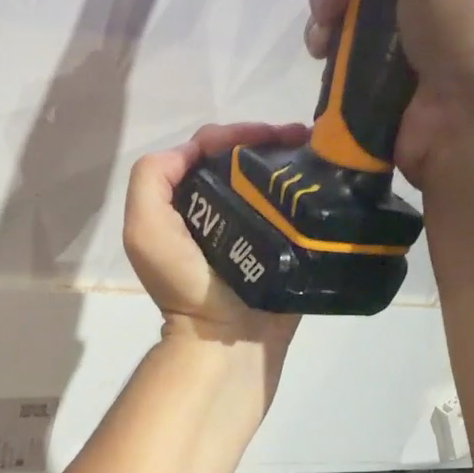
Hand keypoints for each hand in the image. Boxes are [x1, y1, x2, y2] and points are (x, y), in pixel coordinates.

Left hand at [122, 122, 308, 355]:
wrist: (228, 338)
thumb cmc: (184, 284)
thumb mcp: (144, 231)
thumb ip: (152, 180)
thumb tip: (194, 149)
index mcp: (184, 206)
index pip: (208, 151)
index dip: (232, 135)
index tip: (264, 135)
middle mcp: (217, 213)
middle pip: (243, 160)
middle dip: (268, 140)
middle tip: (301, 137)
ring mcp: (254, 230)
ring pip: (273, 178)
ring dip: (294, 158)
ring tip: (319, 149)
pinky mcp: (285, 247)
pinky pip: (298, 207)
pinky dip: (311, 186)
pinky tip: (328, 173)